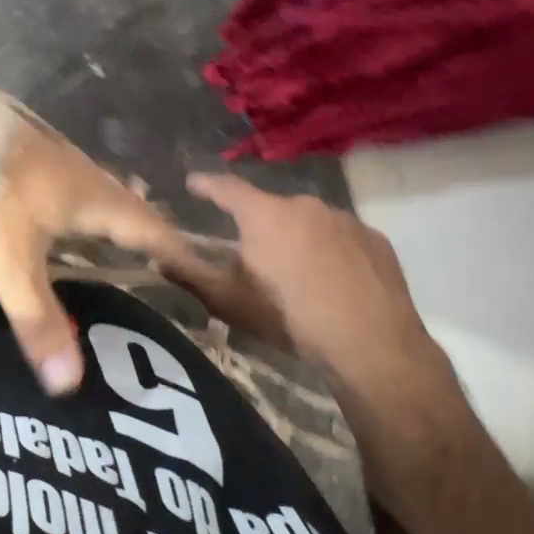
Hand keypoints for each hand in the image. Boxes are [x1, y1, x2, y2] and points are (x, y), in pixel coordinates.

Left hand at [0, 124, 227, 395]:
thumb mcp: (10, 264)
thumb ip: (39, 319)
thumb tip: (70, 386)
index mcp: (91, 194)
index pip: (151, 227)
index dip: (176, 251)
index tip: (202, 273)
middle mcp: (77, 169)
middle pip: (122, 204)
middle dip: (141, 233)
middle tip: (159, 264)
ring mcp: (45, 154)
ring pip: (87, 191)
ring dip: (100, 218)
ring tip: (109, 245)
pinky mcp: (14, 150)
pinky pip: (56, 184)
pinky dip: (65, 208)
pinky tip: (49, 219)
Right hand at [178, 173, 435, 377]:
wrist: (373, 348)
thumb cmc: (290, 318)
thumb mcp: (228, 301)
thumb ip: (189, 275)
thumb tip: (156, 258)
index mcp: (264, 214)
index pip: (225, 186)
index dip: (205, 185)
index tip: (193, 184)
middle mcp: (305, 205)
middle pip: (270, 207)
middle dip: (257, 222)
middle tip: (251, 249)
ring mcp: (346, 220)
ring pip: (309, 221)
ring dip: (296, 236)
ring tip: (295, 268)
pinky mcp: (377, 241)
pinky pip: (342, 237)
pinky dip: (330, 250)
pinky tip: (332, 279)